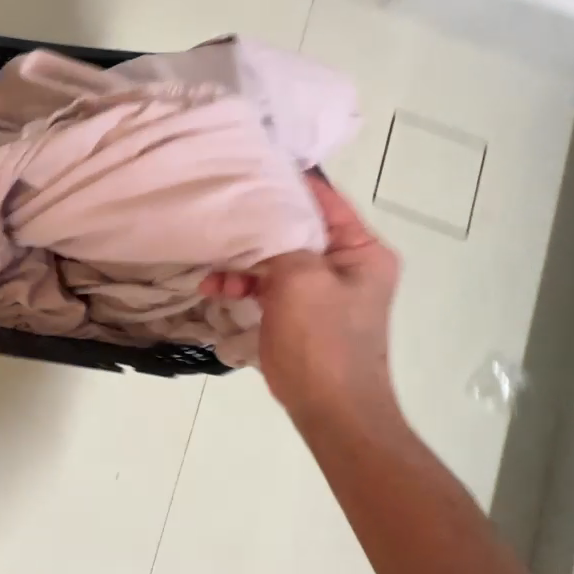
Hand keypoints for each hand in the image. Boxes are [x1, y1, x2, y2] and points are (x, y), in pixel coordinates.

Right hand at [203, 172, 400, 418]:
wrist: (331, 408)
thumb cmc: (323, 340)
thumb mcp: (300, 279)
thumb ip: (280, 239)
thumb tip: (258, 209)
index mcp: (362, 250)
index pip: (323, 199)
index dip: (285, 181)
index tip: (245, 165)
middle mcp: (344, 262)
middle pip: (292, 226)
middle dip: (252, 222)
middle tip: (215, 207)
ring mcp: (319, 286)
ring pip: (271, 254)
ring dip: (239, 258)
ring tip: (212, 266)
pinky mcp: (296, 308)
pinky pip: (263, 281)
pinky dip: (239, 281)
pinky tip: (214, 288)